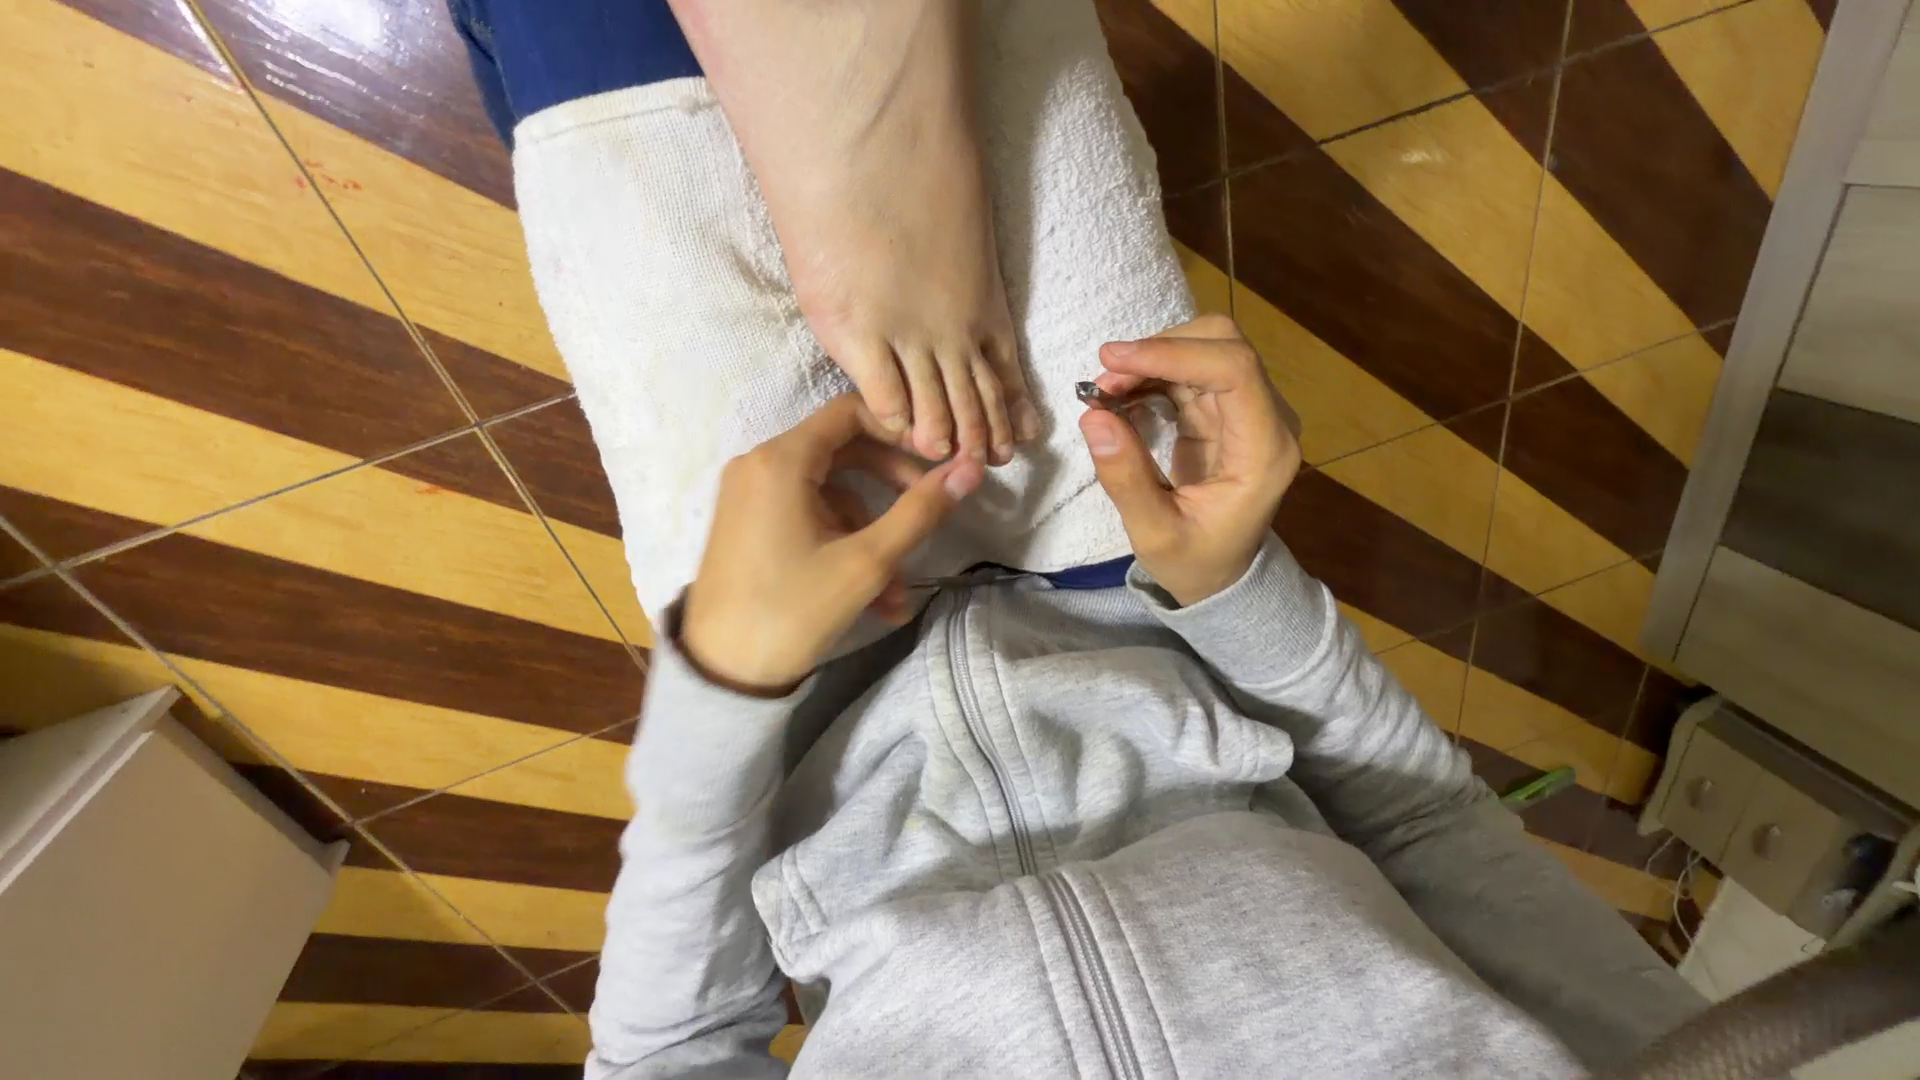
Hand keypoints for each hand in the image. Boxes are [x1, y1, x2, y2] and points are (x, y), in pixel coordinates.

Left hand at [681, 394, 984, 695]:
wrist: (722, 672)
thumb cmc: (793, 610)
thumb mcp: (866, 562)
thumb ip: (920, 511)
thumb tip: (969, 469)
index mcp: (781, 460)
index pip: (850, 411)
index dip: (900, 427)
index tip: (938, 453)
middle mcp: (759, 464)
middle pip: (843, 451)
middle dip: (892, 486)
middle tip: (931, 508)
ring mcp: (750, 495)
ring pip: (830, 495)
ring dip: (871, 535)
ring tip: (897, 593)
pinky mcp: (749, 524)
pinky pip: (808, 517)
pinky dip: (842, 546)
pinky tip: (872, 599)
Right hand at [1077, 314, 1302, 606]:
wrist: (1220, 575)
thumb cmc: (1196, 562)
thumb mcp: (1154, 534)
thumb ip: (1126, 479)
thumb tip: (1092, 417)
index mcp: (1264, 452)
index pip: (1235, 371)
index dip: (1173, 353)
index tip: (1113, 361)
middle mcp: (1267, 420)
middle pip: (1224, 344)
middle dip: (1159, 349)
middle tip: (1103, 380)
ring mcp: (1246, 411)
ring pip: (1204, 349)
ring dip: (1150, 359)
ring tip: (1103, 390)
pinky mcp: (1223, 412)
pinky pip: (1189, 371)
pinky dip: (1151, 373)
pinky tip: (1120, 396)